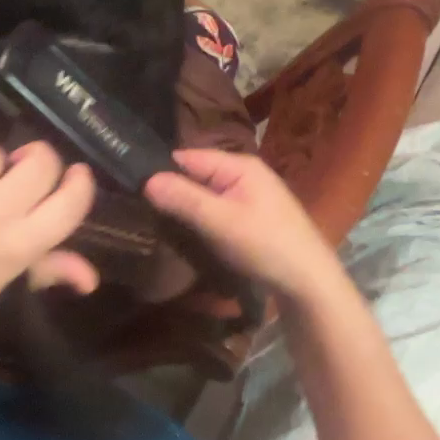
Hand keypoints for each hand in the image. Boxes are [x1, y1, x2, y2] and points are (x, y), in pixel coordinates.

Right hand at [143, 148, 334, 295]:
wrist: (307, 281)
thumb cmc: (266, 245)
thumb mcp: (220, 221)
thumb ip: (184, 199)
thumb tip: (146, 180)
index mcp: (240, 165)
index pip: (188, 157)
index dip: (161, 171)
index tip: (132, 189)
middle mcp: (244, 173)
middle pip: (195, 175)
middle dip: (171, 190)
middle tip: (139, 210)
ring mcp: (248, 196)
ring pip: (203, 194)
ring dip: (184, 207)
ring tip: (154, 221)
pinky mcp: (248, 217)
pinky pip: (214, 209)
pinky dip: (198, 219)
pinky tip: (185, 232)